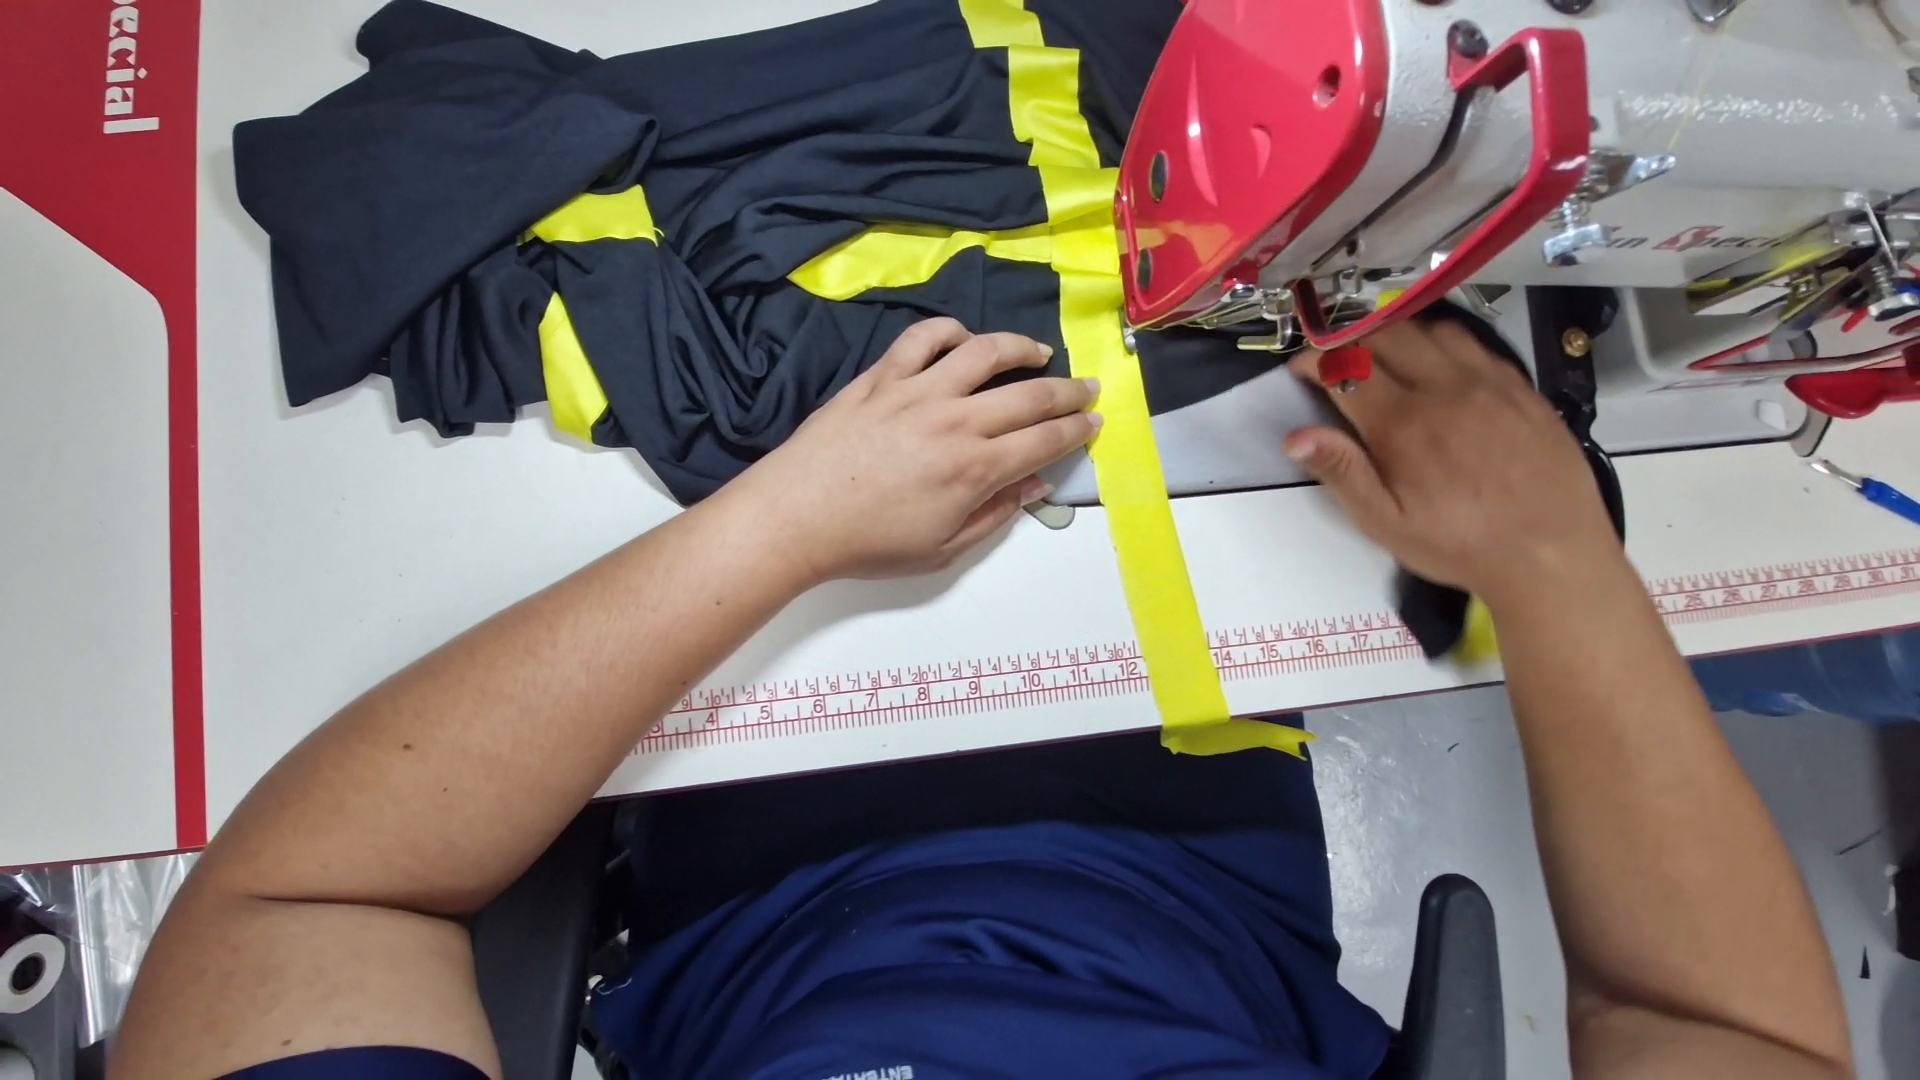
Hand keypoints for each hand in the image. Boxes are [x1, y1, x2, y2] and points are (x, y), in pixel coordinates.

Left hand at [721, 318, 1100, 582]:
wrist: (797, 516)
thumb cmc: (870, 543)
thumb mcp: (943, 549)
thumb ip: (995, 514)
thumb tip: (1035, 486)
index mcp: (975, 469)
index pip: (1044, 440)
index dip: (1077, 430)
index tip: (1095, 421)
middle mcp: (955, 421)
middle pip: (1029, 394)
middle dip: (1069, 391)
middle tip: (1088, 388)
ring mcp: (917, 391)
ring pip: (984, 352)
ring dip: (1020, 348)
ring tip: (1038, 352)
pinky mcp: (882, 377)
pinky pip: (923, 338)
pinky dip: (950, 332)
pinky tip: (963, 341)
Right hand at [1283, 318, 1620, 605]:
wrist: (1549, 554)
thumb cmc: (1457, 544)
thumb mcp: (1384, 522)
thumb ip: (1341, 472)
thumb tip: (1296, 437)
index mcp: (1402, 425)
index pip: (1345, 370)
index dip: (1314, 361)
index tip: (1300, 368)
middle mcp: (1443, 390)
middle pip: (1384, 337)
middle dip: (1349, 341)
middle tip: (1334, 361)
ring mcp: (1488, 383)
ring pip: (1429, 330)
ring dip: (1393, 334)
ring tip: (1378, 355)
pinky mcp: (1520, 387)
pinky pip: (1472, 343)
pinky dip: (1438, 341)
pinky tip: (1432, 363)